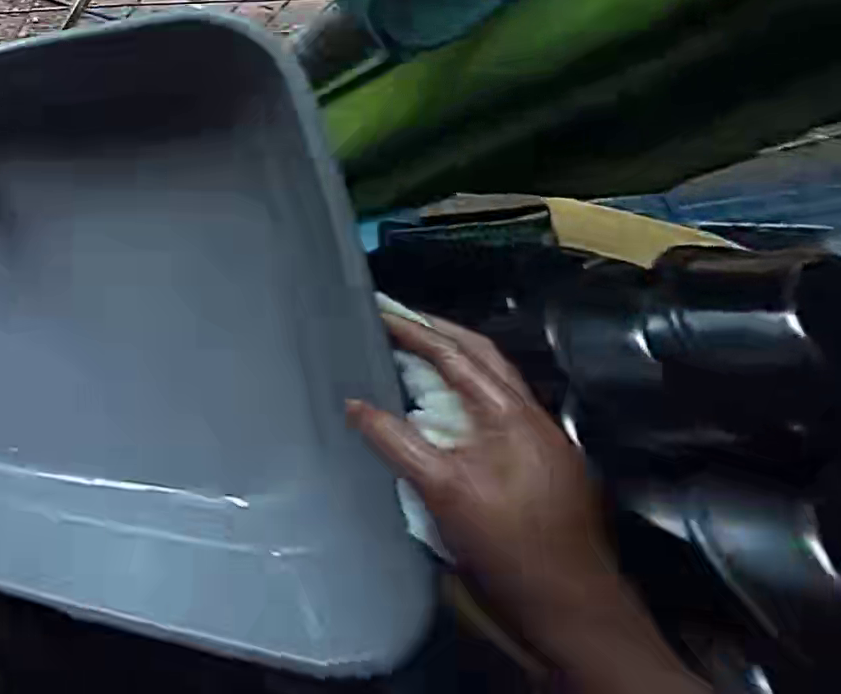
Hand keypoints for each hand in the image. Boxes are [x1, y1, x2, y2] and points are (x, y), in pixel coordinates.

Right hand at [347, 312, 619, 643]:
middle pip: (483, 358)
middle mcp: (533, 423)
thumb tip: (353, 404)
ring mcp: (540, 445)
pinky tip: (430, 398)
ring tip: (405, 347)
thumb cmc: (510, 548)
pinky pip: (489, 408)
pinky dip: (455, 388)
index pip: (457, 358)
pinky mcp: (534, 466)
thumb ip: (394, 439)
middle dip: (437, 332)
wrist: (573, 616)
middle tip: (394, 316)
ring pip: (490, 382)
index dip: (414, 331)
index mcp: (515, 419)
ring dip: (448, 359)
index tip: (377, 310)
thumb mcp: (441, 489)